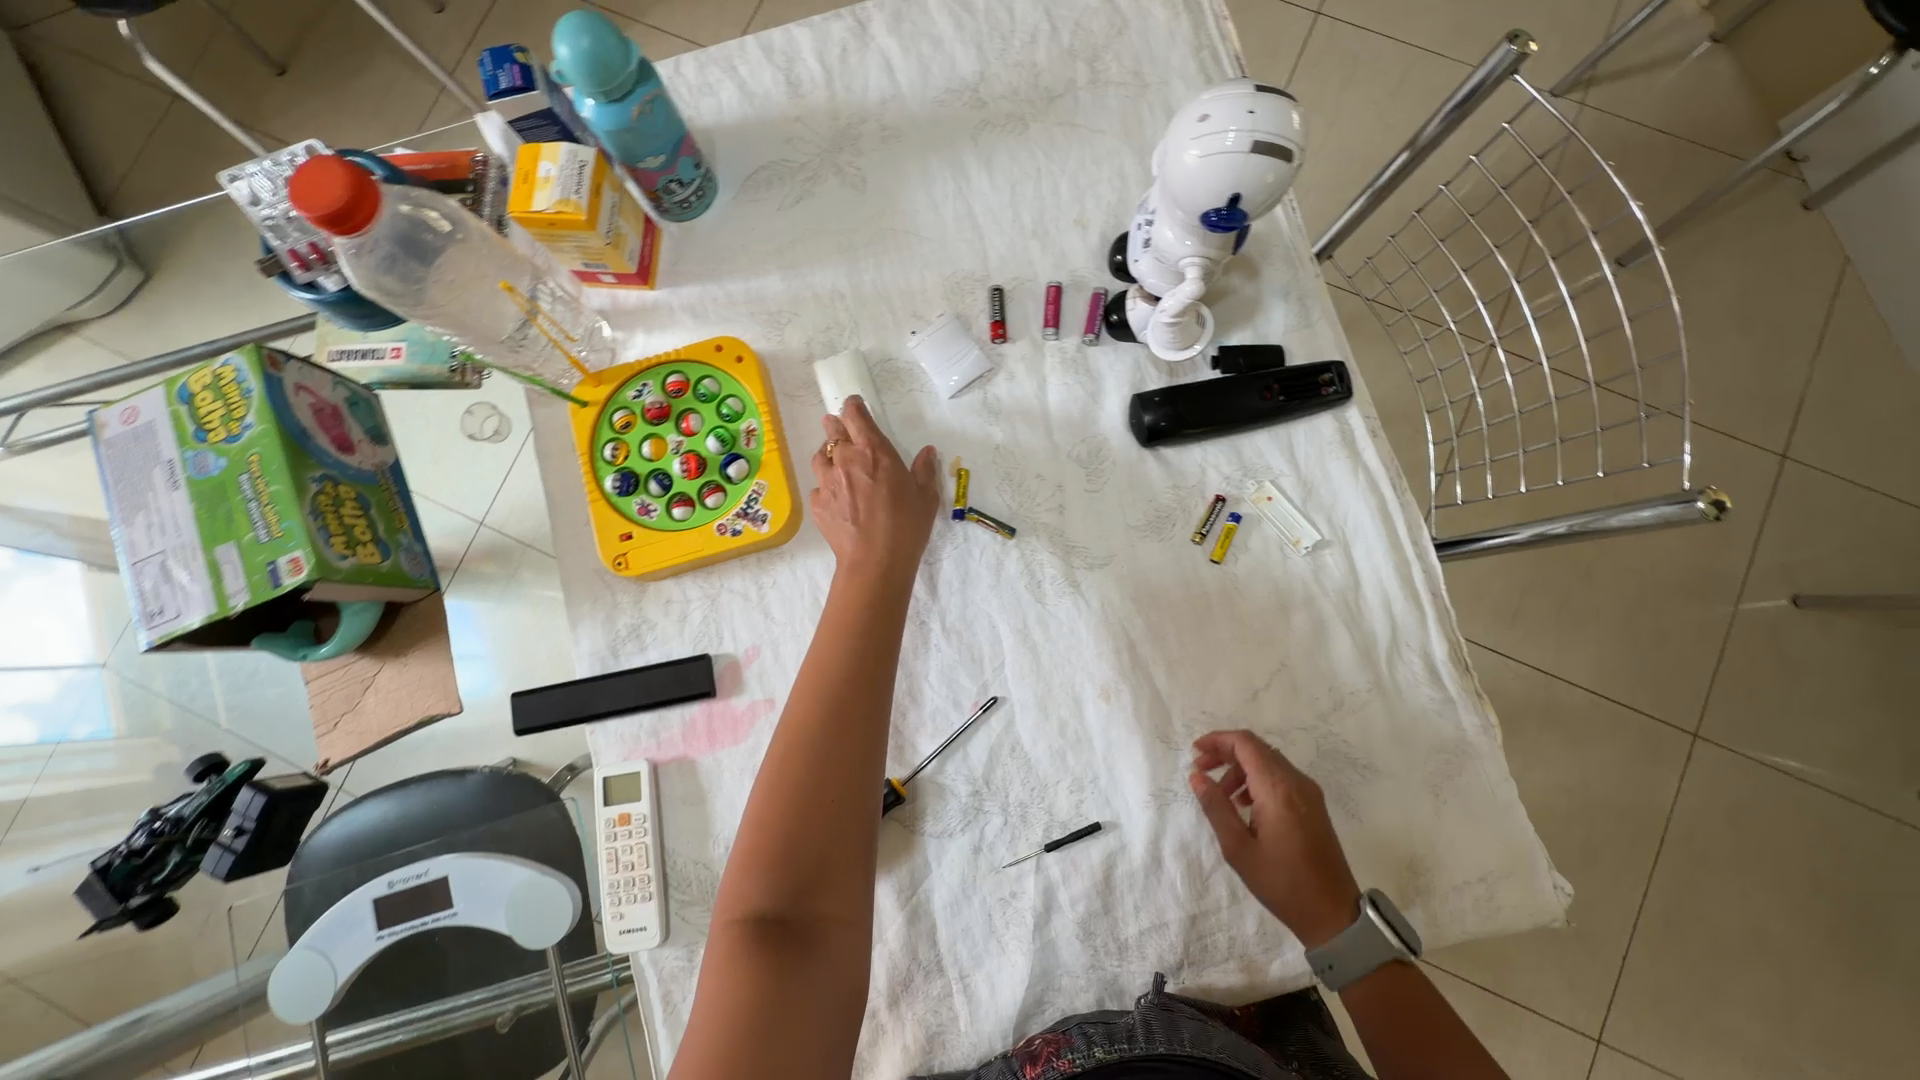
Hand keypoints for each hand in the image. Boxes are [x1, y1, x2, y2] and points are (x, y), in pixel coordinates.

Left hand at [809, 396, 940, 579]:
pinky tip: (836, 497)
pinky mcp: (817, 503)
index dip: (853, 406)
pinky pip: (818, 486)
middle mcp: (846, 458)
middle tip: (842, 429)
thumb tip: (927, 452)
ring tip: (837, 463)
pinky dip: (826, 486)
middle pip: (832, 429)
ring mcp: (827, 480)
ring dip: (828, 455)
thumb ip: (925, 470)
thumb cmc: (906, 526)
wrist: (875, 561)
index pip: (855, 415)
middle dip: (836, 425)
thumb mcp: (926, 497)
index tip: (855, 405)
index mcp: (874, 450)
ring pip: (819, 456)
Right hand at [1190, 730, 1361, 949]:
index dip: (1217, 741)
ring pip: (1269, 762)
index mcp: (1278, 789)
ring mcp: (1309, 793)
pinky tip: (1245, 805)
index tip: (1195, 754)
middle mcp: (1297, 782)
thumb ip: (1216, 807)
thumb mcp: (1238, 848)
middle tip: (1201, 771)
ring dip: (1241, 768)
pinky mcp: (1314, 805)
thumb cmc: (1282, 883)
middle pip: (1257, 748)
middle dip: (1226, 753)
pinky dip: (1258, 780)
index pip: (1246, 744)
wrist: (1332, 913)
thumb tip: (1197, 777)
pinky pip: (1281, 778)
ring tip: (1221, 794)